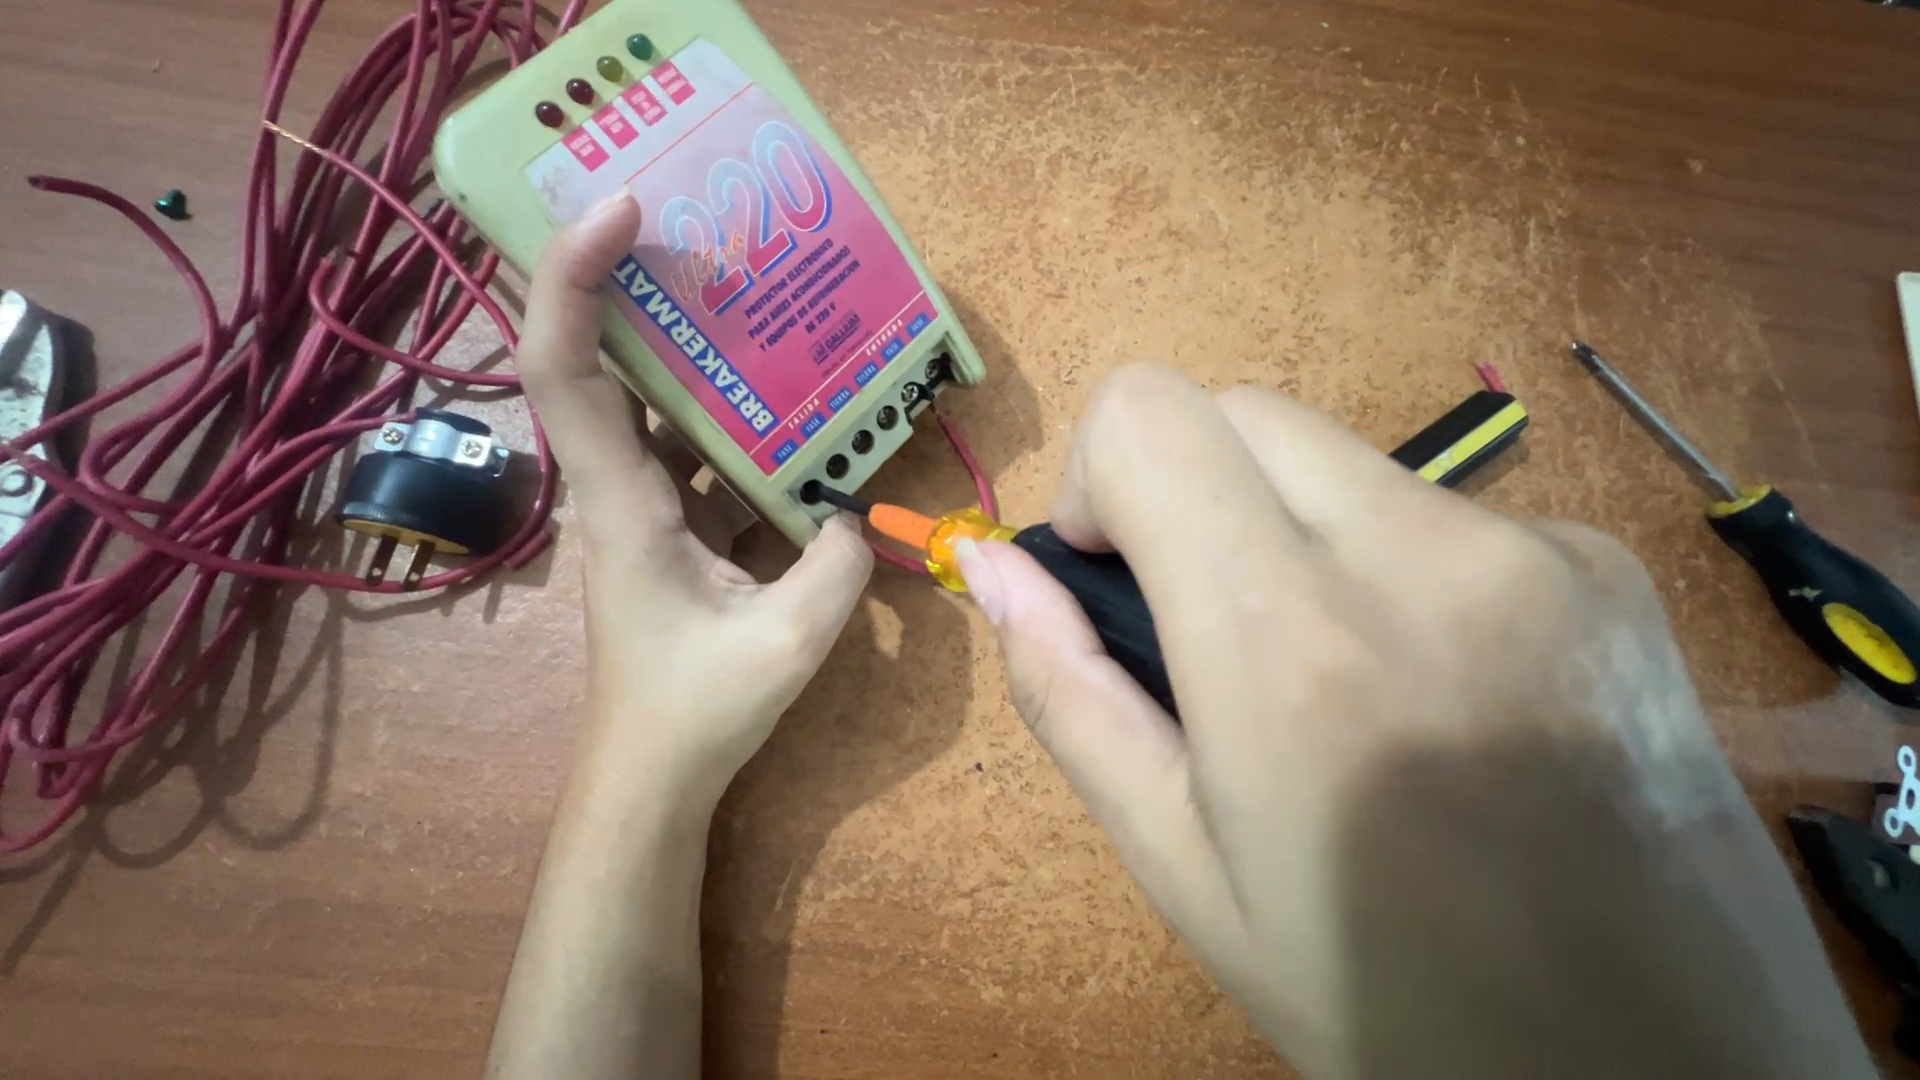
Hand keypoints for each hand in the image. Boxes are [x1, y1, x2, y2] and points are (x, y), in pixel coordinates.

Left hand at [518, 192, 872, 805]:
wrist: (655, 777)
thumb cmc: (698, 710)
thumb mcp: (788, 639)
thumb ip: (835, 564)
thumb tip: (854, 512)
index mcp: (623, 505)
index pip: (565, 371)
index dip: (572, 279)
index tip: (620, 209)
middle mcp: (621, 490)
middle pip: (601, 364)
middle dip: (634, 287)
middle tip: (699, 227)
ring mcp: (647, 510)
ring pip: (657, 408)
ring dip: (694, 353)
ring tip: (755, 297)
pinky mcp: (677, 531)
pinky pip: (701, 455)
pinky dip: (740, 425)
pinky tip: (795, 411)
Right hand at [955, 365, 1869, 1078]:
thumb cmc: (1377, 993)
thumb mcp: (1177, 859)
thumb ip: (1065, 688)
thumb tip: (990, 564)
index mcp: (1286, 637)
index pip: (1147, 413)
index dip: (1099, 476)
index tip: (1112, 570)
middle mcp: (1420, 553)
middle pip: (1235, 411)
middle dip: (1181, 489)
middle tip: (1195, 618)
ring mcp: (1536, 548)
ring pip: (1329, 456)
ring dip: (1279, 525)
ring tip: (1319, 667)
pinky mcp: (1605, 566)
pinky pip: (1431, 508)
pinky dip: (1381, 559)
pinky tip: (1425, 683)